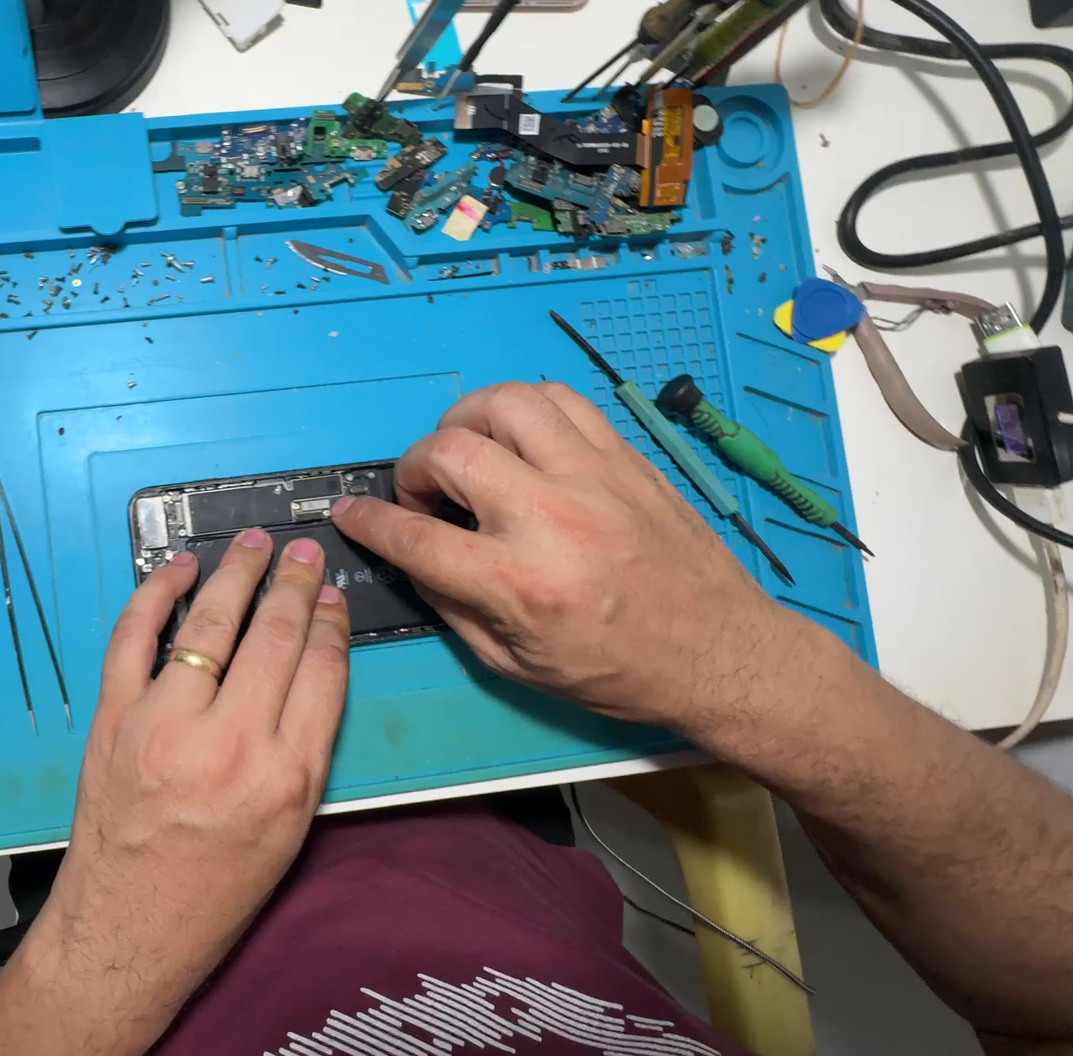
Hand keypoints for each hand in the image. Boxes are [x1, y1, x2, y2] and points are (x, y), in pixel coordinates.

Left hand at [8, 530, 350, 1052]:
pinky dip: (155, 593)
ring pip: (209, 623)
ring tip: (254, 545)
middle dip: (296, 584)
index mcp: (287, 777)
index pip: (322, 671)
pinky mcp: (113, 717)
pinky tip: (178, 568)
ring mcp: (163, 724)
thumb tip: (311, 660)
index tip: (332, 595)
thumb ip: (307, 743)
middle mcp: (229, 743)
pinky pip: (134, 637)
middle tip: (305, 553)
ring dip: (236, 574)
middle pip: (274, 637)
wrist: (128, 928)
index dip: (331, 622)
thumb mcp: (292, 827)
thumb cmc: (221, 888)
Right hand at [332, 381, 800, 730]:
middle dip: (413, 469)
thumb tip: (410, 554)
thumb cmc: (614, 673)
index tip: (348, 512)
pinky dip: (521, 411)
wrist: (723, 654)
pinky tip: (517, 441)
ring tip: (466, 453)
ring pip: (505, 404)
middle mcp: (551, 518)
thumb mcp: (512, 663)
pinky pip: (560, 400)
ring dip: (464, 422)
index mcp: (519, 584)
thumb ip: (450, 603)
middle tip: (424, 496)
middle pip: (450, 452)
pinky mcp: (625, 458)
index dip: (367, 521)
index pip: (414, 537)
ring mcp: (594, 478)